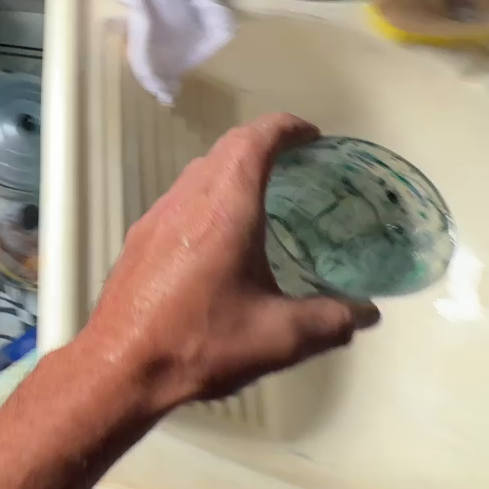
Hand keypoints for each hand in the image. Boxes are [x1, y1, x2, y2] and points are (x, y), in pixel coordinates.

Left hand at [72, 112, 379, 419]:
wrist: (123, 359)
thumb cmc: (203, 340)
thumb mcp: (281, 336)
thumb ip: (331, 319)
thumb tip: (366, 312)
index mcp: (223, 208)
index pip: (251, 142)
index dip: (283, 128)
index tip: (312, 134)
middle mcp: (186, 199)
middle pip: (224, 149)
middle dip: (262, 143)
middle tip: (298, 160)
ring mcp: (157, 214)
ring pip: (198, 171)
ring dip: (232, 168)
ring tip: (266, 192)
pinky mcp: (141, 234)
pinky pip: (181, 196)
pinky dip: (210, 192)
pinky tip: (225, 229)